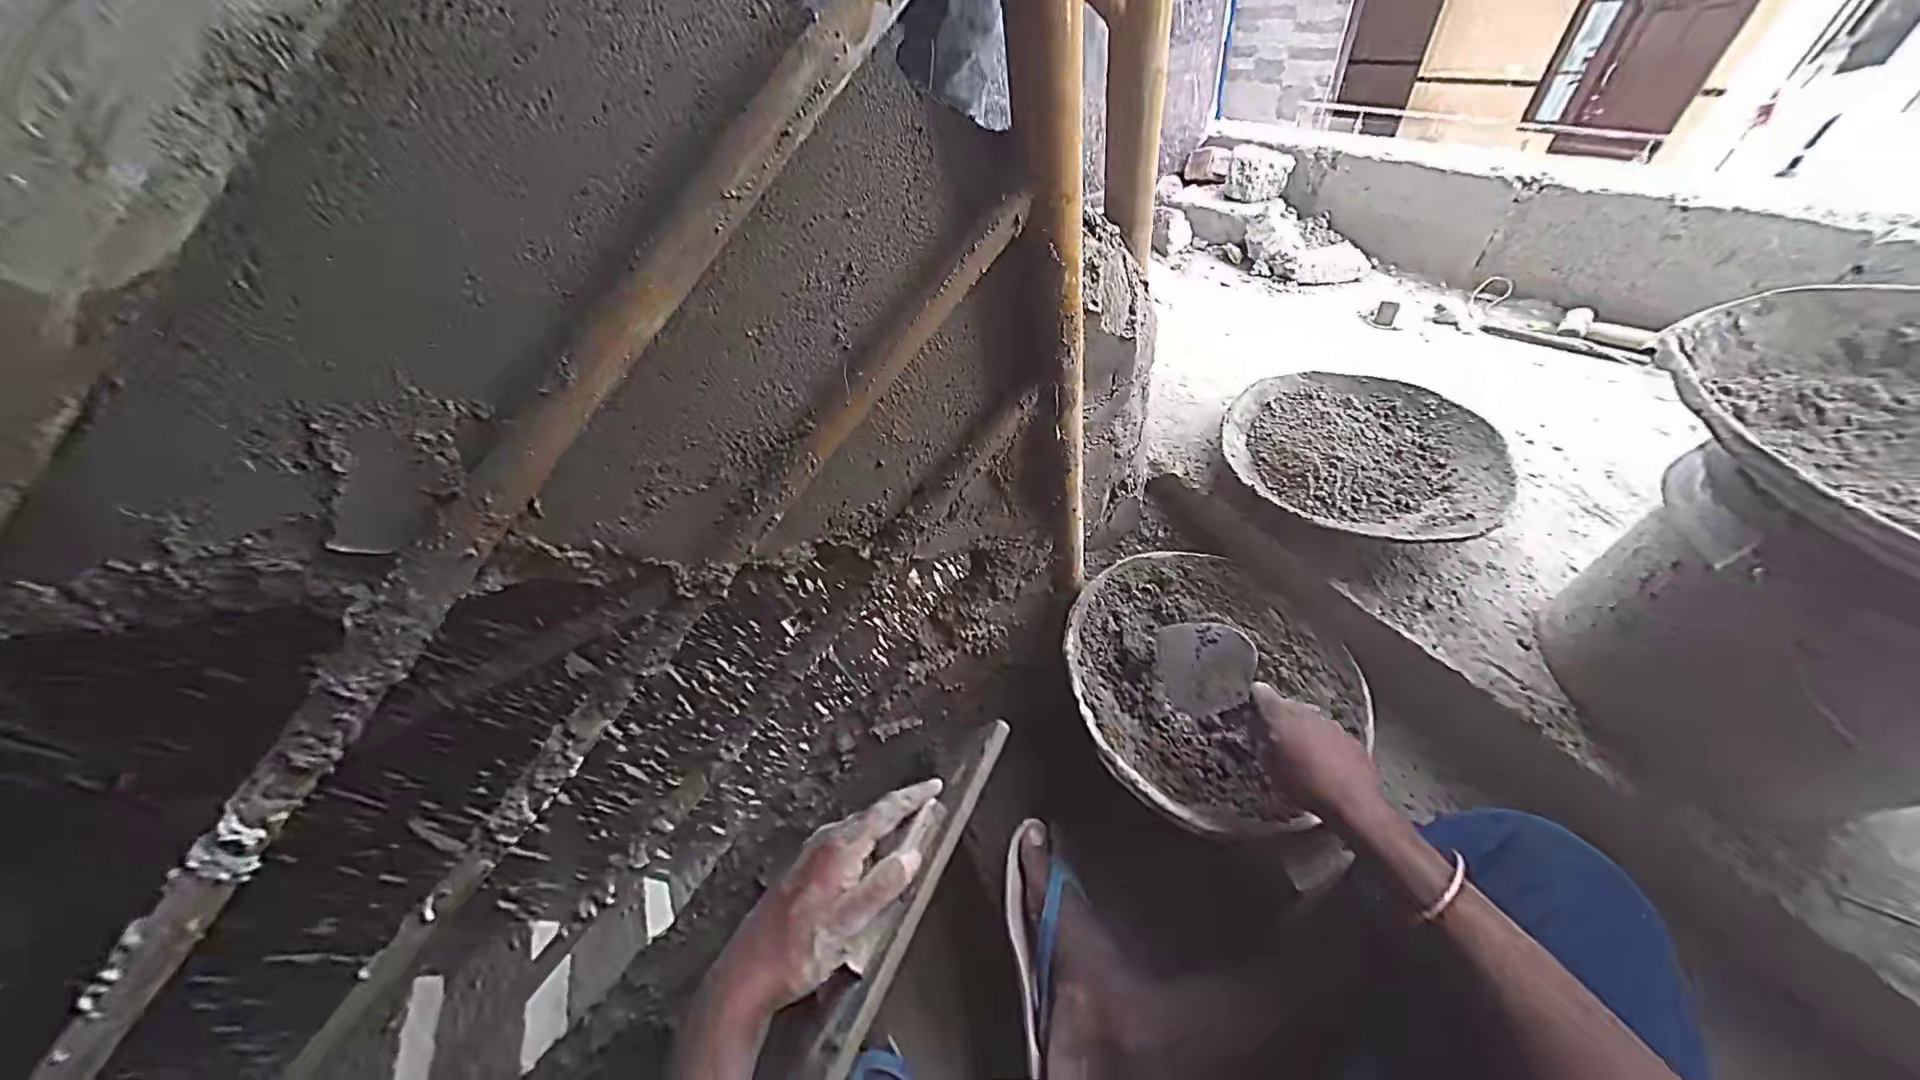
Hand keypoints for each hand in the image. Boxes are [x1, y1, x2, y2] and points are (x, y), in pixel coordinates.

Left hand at [707, 778, 943, 1015]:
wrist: (747, 973)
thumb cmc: (797, 951)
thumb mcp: (848, 924)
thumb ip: (883, 887)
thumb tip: (912, 856)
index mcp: (838, 849)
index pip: (884, 812)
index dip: (912, 797)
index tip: (934, 787)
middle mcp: (824, 843)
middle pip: (871, 815)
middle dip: (901, 807)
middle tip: (927, 805)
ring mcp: (811, 855)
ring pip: (857, 829)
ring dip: (883, 824)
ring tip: (906, 827)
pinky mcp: (804, 870)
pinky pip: (845, 842)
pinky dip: (866, 840)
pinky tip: (870, 856)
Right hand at [1248, 682, 1382, 823]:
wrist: (1353, 802)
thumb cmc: (1303, 784)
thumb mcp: (1269, 765)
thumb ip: (1259, 739)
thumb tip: (1253, 722)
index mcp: (1283, 717)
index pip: (1263, 695)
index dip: (1257, 698)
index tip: (1253, 707)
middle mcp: (1308, 713)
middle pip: (1290, 705)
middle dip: (1281, 715)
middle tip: (1275, 733)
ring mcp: (1333, 725)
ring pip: (1312, 719)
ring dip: (1304, 728)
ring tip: (1301, 750)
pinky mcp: (1352, 740)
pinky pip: (1332, 734)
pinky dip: (1324, 742)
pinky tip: (1325, 761)